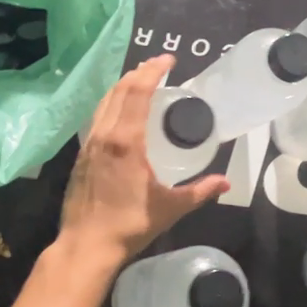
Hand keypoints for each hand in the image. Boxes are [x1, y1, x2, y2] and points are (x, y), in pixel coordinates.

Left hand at [56, 54, 228, 270]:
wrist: (86, 246)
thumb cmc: (129, 225)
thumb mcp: (170, 207)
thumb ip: (199, 192)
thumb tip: (225, 183)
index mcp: (126, 140)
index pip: (138, 92)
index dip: (153, 70)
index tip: (169, 60)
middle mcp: (104, 134)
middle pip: (120, 90)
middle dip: (139, 72)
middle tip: (158, 65)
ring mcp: (89, 144)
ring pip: (104, 102)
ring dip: (122, 86)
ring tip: (139, 81)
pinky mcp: (81, 156)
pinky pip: (96, 118)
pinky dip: (111, 104)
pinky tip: (119, 111)